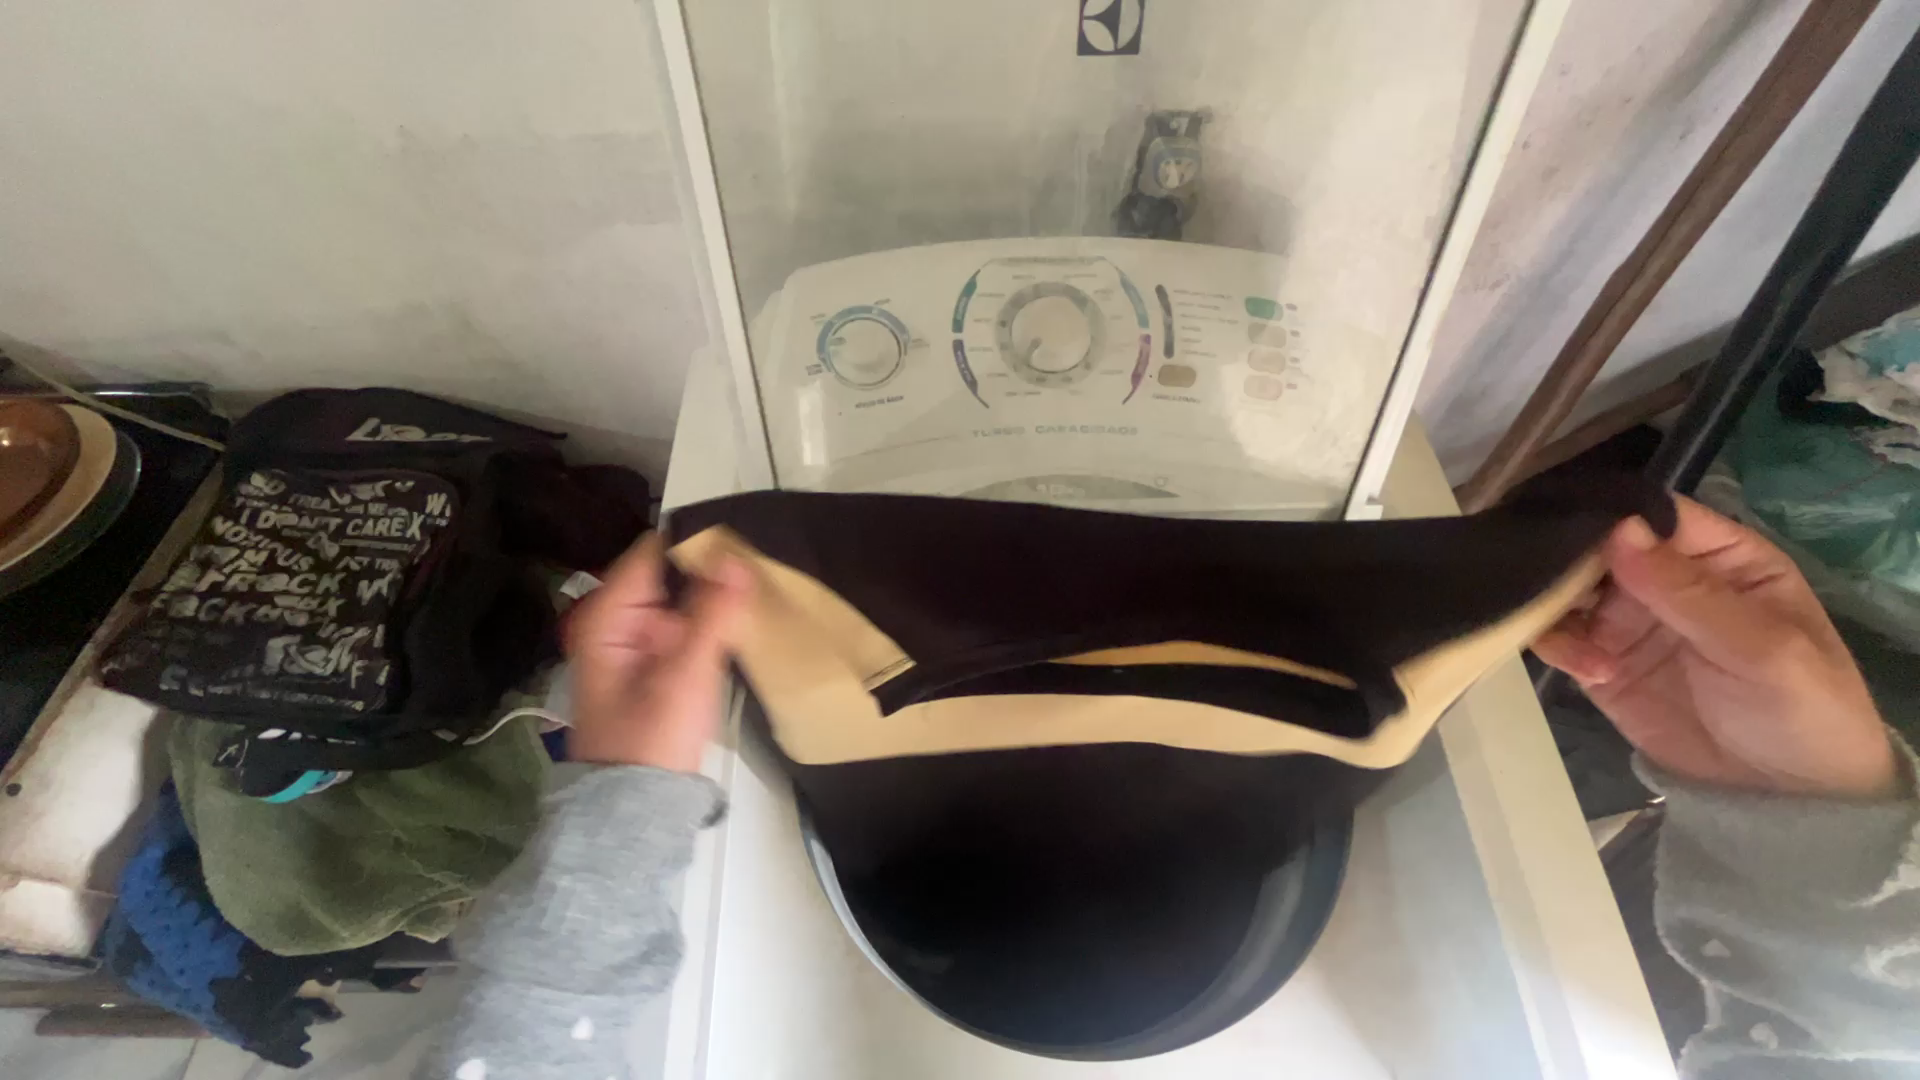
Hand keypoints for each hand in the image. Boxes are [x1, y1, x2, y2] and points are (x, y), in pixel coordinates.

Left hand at [566, 532, 749, 771]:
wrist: (638, 803)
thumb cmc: (651, 738)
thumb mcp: (685, 673)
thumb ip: (713, 614)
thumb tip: (737, 558)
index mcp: (610, 616)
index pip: (653, 552)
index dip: (696, 540)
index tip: (743, 535)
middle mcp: (619, 620)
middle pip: (669, 572)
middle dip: (711, 566)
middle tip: (762, 557)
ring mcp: (639, 639)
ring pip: (682, 597)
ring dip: (715, 591)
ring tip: (761, 578)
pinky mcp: (658, 659)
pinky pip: (688, 621)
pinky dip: (713, 616)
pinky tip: (744, 614)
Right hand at [1532, 497, 1898, 799]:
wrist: (1778, 798)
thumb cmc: (1799, 709)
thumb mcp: (1760, 647)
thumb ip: (1687, 590)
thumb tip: (1619, 527)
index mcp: (1717, 559)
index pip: (1654, 516)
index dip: (1609, 511)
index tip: (1559, 518)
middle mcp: (1660, 579)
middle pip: (1593, 547)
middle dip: (1562, 559)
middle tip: (1538, 577)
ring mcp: (1622, 617)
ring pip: (1561, 588)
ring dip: (1551, 606)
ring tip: (1573, 640)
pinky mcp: (1591, 655)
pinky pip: (1552, 634)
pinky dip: (1555, 647)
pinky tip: (1589, 671)